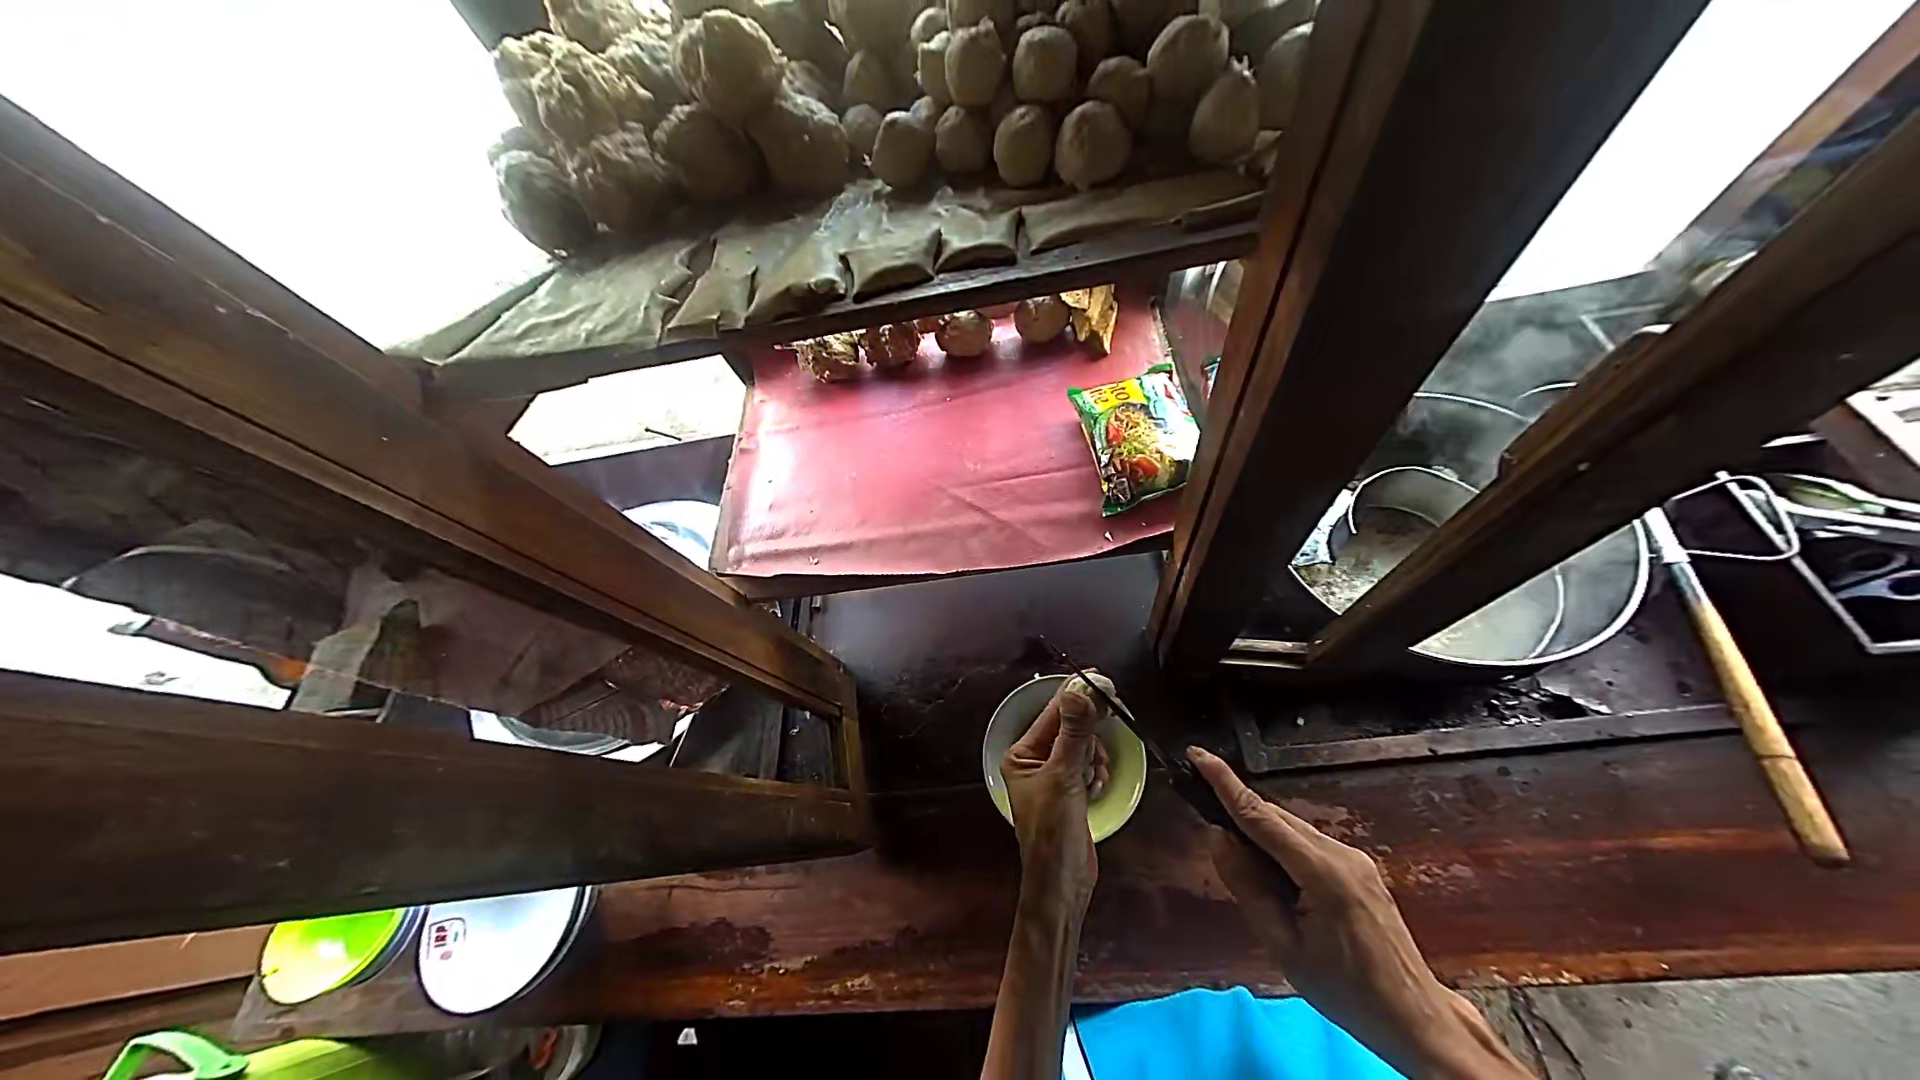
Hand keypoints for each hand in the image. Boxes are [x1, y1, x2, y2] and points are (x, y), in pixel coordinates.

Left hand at [1001, 675, 1110, 910]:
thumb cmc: (1053, 831)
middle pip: (1069, 729)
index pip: (1052, 716)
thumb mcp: (1064, 777)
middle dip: (1087, 736)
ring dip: (1093, 758)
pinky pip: (1088, 767)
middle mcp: (1034, 762)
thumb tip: (1079, 693)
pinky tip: (1094, 789)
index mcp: (1021, 755)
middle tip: (1108, 726)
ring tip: (1092, 778)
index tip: (1099, 678)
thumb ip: (1074, 734)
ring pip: (1082, 747)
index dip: (1075, 697)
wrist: (1063, 883)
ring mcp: (1053, 777)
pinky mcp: (1070, 792)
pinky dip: (1095, 774)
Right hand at [1187, 746, 1531, 1079]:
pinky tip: (1275, 875)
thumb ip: (1247, 887)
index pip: (1260, 816)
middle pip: (1275, 817)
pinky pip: (1307, 841)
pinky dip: (1281, 846)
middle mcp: (1341, 854)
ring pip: (1291, 827)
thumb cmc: (1346, 992)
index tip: (1198, 756)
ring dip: (1260, 832)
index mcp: (1322, 874)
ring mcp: (1355, 858)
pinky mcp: (1360, 867)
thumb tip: (1217, 837)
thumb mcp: (1283, 947)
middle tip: (1211, 832)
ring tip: (1243, 866)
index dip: (1224, 782)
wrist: (1416, 1019)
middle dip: (1238, 813)